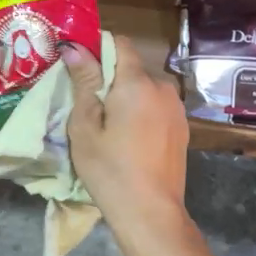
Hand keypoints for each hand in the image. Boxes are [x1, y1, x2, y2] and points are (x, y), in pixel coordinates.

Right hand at [62, 38, 190, 241]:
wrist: (150, 213)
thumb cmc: (110, 169)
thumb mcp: (85, 126)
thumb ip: (83, 82)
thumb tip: (74, 47)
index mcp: (137, 82)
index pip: (120, 43)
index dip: (99, 49)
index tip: (81, 69)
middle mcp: (162, 87)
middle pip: (132, 68)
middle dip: (111, 79)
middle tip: (88, 105)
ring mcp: (176, 108)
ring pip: (145, 89)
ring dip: (127, 98)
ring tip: (109, 126)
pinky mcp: (182, 128)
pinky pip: (156, 108)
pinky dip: (141, 114)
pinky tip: (130, 139)